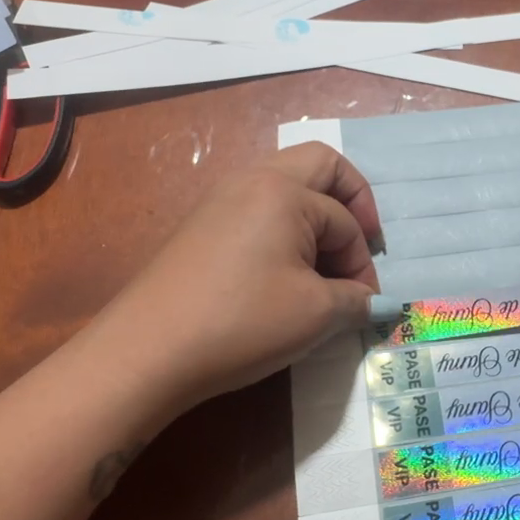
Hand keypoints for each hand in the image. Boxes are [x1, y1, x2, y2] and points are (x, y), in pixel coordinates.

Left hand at [74, 143, 382, 410]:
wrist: (147, 353)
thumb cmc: (242, 322)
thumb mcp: (316, 314)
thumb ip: (355, 300)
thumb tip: (372, 302)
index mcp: (284, 191)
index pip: (345, 220)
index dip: (363, 263)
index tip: (366, 303)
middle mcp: (251, 181)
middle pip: (319, 167)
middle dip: (351, 203)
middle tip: (360, 244)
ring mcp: (220, 201)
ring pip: (286, 187)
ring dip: (316, 218)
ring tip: (324, 266)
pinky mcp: (201, 228)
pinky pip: (258, 211)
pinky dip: (285, 231)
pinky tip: (284, 275)